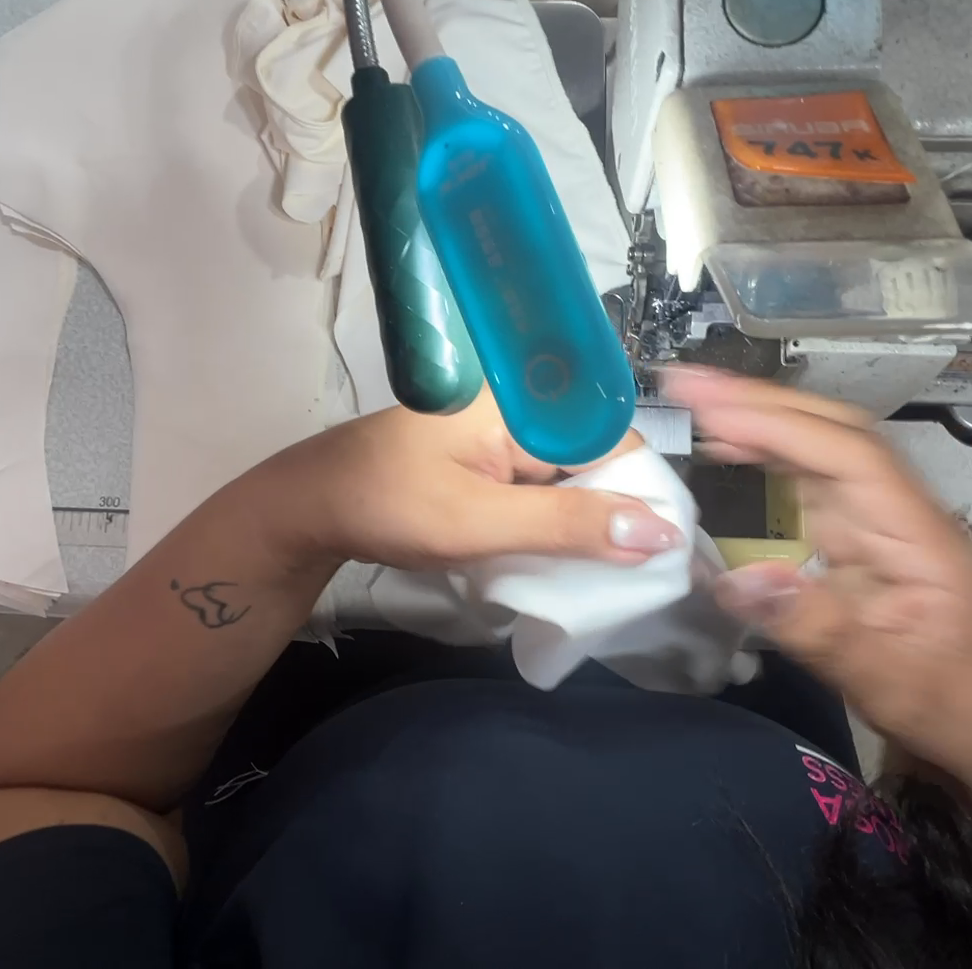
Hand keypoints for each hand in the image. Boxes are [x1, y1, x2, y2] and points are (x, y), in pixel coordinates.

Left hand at [267, 390, 683, 572]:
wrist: (312, 507)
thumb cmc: (388, 505)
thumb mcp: (481, 522)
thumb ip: (568, 524)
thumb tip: (659, 531)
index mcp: (522, 401)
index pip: (612, 437)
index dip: (640, 491)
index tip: (656, 548)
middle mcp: (519, 406)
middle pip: (593, 456)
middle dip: (609, 512)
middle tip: (626, 570)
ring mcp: (500, 432)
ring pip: (566, 476)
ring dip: (578, 522)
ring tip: (593, 569)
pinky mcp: (486, 457)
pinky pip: (537, 485)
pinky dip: (547, 519)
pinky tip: (550, 554)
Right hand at [661, 366, 971, 793]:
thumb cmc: (956, 709)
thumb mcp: (889, 682)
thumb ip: (819, 629)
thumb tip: (739, 578)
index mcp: (915, 533)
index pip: (845, 455)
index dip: (776, 425)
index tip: (709, 409)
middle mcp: (895, 511)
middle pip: (831, 432)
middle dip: (760, 401)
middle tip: (688, 383)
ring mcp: (876, 521)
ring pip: (817, 446)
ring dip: (758, 417)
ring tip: (695, 400)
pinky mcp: (856, 537)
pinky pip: (806, 478)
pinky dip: (764, 452)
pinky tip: (730, 448)